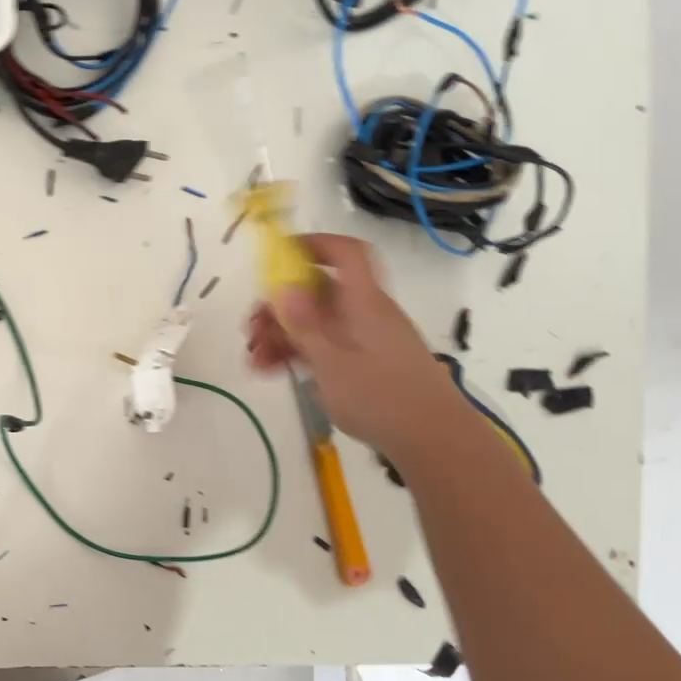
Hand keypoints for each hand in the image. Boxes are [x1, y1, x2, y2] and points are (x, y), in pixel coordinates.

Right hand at [246, 234, 470, 458]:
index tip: (275, 256)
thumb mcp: (332, 361)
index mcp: (363, 304)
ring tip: (256, 361)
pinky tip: (273, 370)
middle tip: (251, 331)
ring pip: (314, 321)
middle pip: (318, 291)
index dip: (313, 245)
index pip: (344, 254)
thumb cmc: (380, 396)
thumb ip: (305, 324)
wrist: (429, 436)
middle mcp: (365, 312)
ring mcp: (363, 337)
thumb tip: (281, 286)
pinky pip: (322, 343)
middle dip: (278, 306)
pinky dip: (296, 351)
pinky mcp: (361, 359)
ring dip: (280, 335)